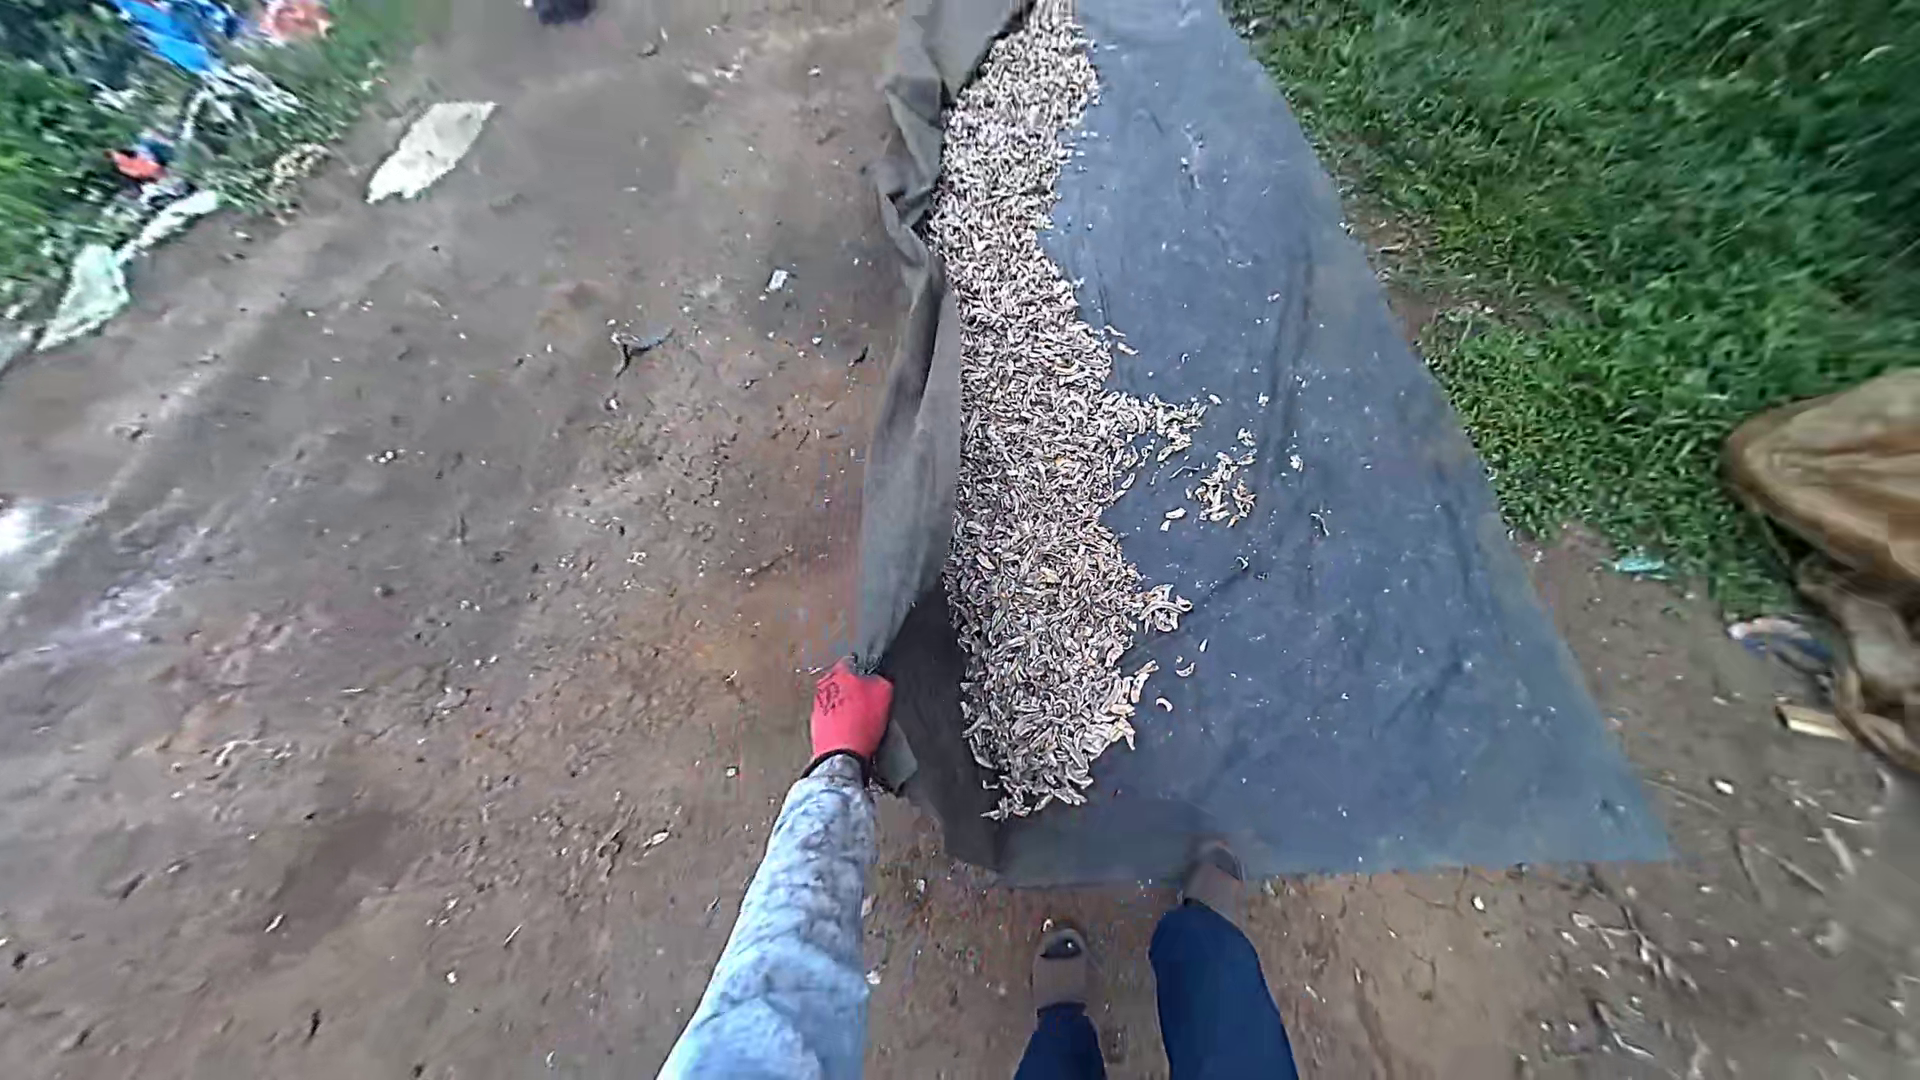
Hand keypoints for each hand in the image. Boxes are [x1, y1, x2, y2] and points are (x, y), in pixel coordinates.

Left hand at [810, 659, 893, 764]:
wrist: (841, 756)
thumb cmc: (861, 724)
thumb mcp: (884, 694)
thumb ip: (880, 679)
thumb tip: (877, 677)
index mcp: (840, 673)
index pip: (851, 661)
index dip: (863, 669)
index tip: (869, 676)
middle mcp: (825, 686)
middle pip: (841, 680)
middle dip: (852, 687)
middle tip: (865, 699)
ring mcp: (817, 706)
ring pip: (835, 698)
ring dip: (845, 705)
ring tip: (859, 718)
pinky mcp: (816, 725)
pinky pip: (830, 717)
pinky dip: (838, 721)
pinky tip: (850, 730)